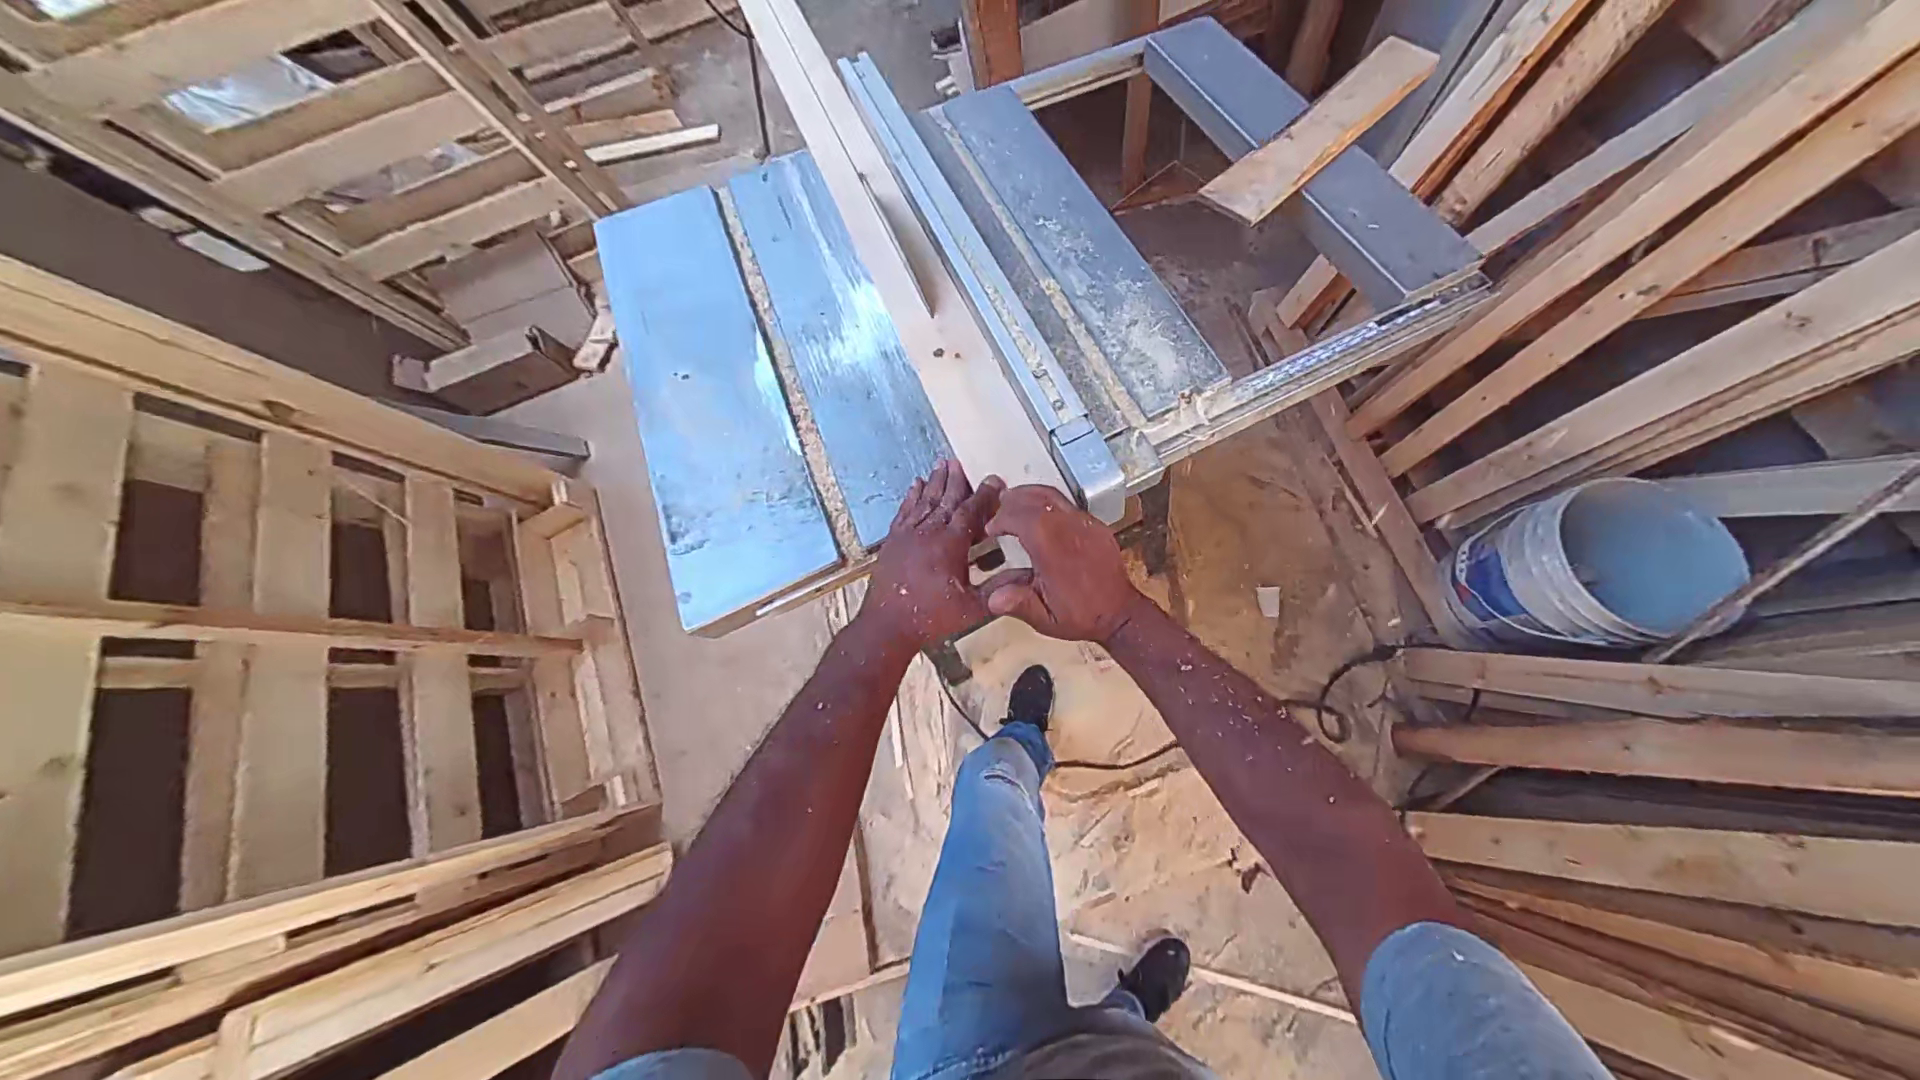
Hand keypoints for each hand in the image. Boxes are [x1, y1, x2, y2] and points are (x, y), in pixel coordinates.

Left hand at [861, 461, 1003, 649]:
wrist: (887, 625)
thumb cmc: (930, 618)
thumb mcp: (972, 607)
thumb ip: (999, 588)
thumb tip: (1026, 575)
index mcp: (949, 545)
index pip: (970, 512)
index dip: (983, 495)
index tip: (994, 481)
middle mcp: (927, 533)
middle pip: (945, 499)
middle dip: (956, 480)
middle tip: (961, 463)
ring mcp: (907, 536)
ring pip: (924, 501)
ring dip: (934, 482)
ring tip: (941, 465)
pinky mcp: (893, 542)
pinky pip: (904, 512)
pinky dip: (911, 497)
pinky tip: (915, 486)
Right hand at [980, 485, 1151, 642]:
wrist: (1120, 614)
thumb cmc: (1083, 616)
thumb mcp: (1045, 618)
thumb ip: (1018, 605)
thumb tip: (993, 599)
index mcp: (1054, 550)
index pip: (1022, 517)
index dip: (1001, 519)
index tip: (990, 528)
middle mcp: (1071, 531)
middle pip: (1036, 500)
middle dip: (1012, 502)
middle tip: (997, 511)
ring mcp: (1086, 525)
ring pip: (1054, 496)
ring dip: (1029, 496)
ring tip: (1013, 503)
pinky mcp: (1096, 526)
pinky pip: (1069, 504)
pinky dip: (1048, 503)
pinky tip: (1040, 514)